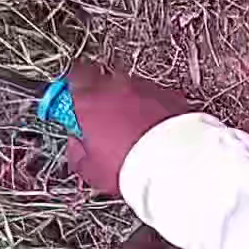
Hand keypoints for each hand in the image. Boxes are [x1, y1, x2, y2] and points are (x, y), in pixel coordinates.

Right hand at [65, 63, 189, 193]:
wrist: (175, 164)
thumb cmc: (132, 166)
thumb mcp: (92, 170)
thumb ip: (77, 153)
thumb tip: (75, 146)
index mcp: (90, 101)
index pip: (74, 77)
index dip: (73, 90)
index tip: (73, 103)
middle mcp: (116, 87)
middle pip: (102, 80)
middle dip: (101, 96)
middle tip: (102, 121)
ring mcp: (145, 88)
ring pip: (130, 88)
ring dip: (127, 102)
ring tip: (131, 130)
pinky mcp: (169, 94)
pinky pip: (154, 97)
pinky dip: (151, 108)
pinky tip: (151, 130)